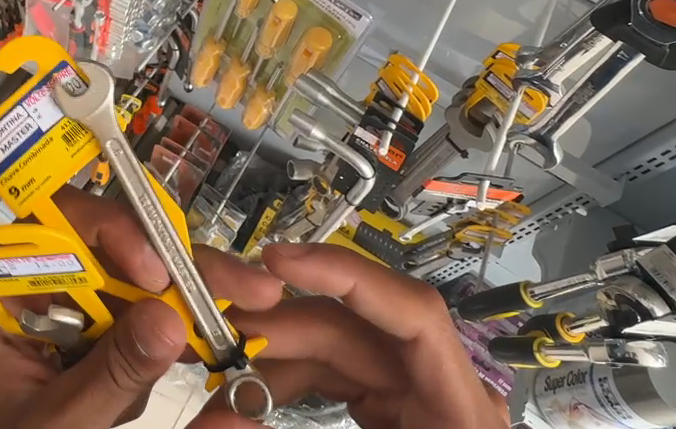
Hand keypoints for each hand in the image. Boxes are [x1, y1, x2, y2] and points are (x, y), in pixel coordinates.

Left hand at [0, 188, 284, 428]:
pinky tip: (214, 342)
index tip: (155, 272)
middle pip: (109, 249)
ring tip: (246, 307)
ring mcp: (69, 318)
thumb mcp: (55, 424)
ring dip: (187, 299)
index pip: (52, 226)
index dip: (108, 229)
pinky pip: (139, 326)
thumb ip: (110, 374)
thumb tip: (170, 317)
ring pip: (133, 285)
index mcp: (3, 294)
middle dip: (175, 264)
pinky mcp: (93, 347)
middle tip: (244, 282)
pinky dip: (176, 336)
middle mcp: (38, 291)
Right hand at [193, 242, 508, 428]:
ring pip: (333, 351)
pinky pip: (332, 377)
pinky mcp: (389, 412)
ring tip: (220, 383)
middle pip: (353, 329)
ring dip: (271, 361)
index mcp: (462, 414)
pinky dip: (286, 383)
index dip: (343, 276)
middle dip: (278, 331)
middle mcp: (439, 390)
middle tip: (216, 342)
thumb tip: (214, 419)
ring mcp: (413, 399)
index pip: (412, 314)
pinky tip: (247, 397)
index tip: (273, 263)